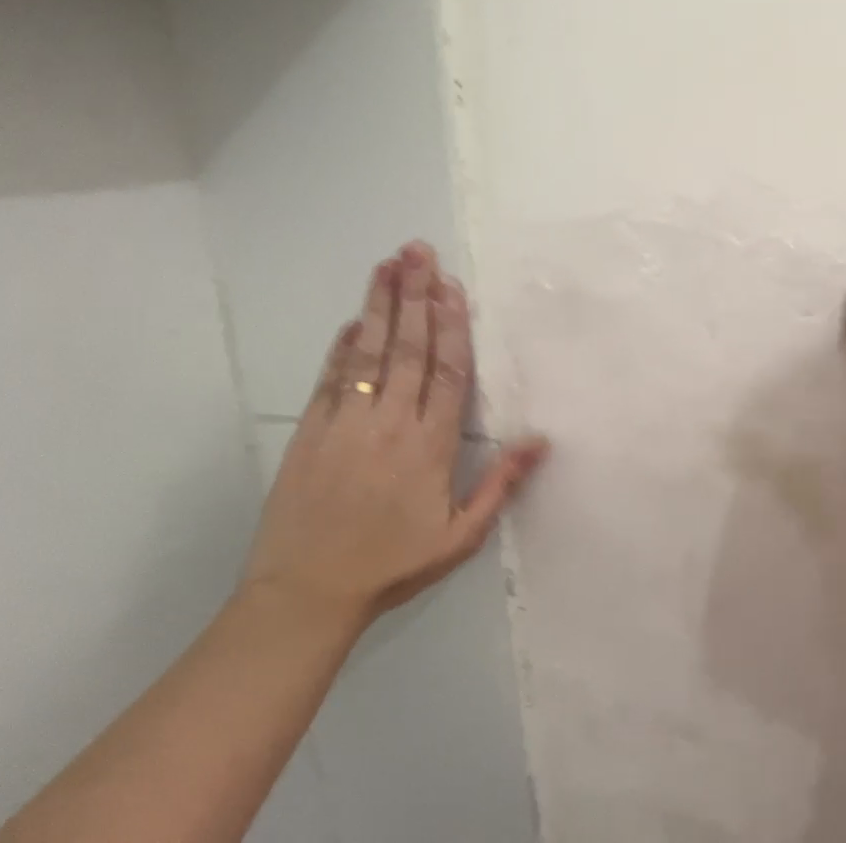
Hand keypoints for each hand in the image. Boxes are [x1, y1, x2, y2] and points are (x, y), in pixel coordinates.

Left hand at [242, 242, 547, 625]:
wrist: (304, 594)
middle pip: (407, 348)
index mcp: (430, 447)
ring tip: (389, 265)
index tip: (451, 286)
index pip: (446, 372)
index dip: (450, 325)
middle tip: (419, 251)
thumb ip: (501, 484)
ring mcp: (346, 424)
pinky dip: (343, 346)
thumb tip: (541, 439)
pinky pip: (331, 378)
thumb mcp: (461, 535)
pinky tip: (355, 318)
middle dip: (415, 296)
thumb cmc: (392, 565)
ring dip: (380, 306)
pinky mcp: (310, 433)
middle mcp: (390, 424)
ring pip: (368, 353)